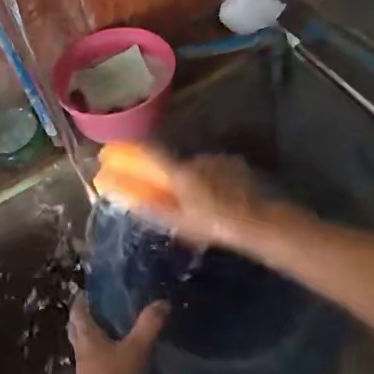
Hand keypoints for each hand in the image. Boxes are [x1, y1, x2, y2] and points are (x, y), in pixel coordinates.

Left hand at [67, 296, 168, 373]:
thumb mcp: (137, 350)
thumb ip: (149, 324)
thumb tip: (162, 301)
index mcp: (85, 339)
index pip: (78, 311)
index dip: (84, 298)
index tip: (96, 288)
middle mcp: (80, 353)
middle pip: (79, 329)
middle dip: (89, 316)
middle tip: (108, 306)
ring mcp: (84, 372)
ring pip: (87, 347)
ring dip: (98, 337)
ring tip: (119, 328)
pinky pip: (96, 363)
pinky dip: (105, 354)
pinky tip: (122, 357)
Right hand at [119, 150, 300, 250]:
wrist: (261, 222)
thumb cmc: (217, 225)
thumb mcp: (181, 223)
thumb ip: (153, 208)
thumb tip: (128, 200)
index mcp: (181, 172)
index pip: (150, 151)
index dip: (128, 148)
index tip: (112, 150)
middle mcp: (197, 159)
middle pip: (174, 163)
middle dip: (167, 177)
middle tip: (169, 198)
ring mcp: (219, 160)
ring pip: (196, 168)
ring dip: (192, 181)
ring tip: (200, 205)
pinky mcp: (236, 164)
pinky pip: (214, 171)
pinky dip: (210, 181)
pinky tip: (218, 200)